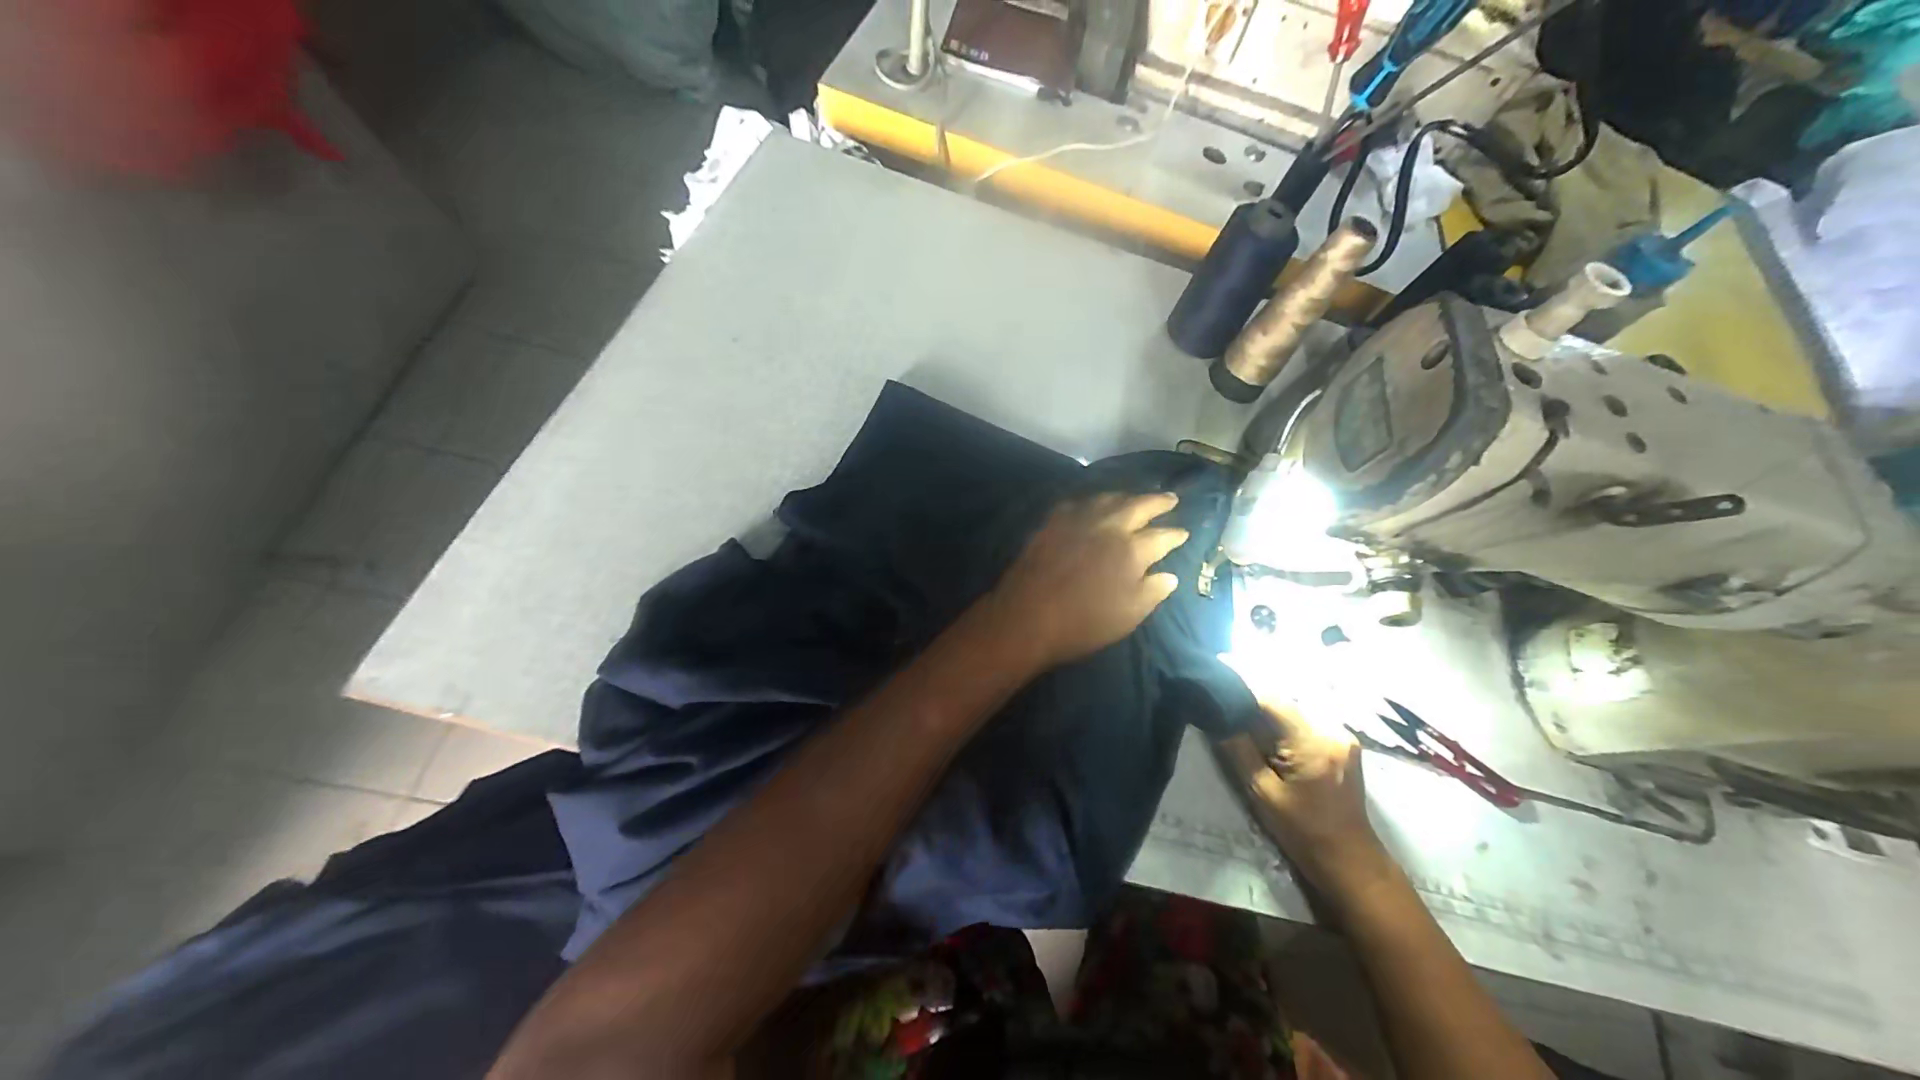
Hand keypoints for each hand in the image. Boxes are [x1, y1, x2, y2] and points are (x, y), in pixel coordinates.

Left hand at [980, 492, 1189, 671]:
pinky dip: (1094, 501)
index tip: (1184, 533)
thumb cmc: (1083, 623)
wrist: (1027, 616)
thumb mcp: (1128, 616)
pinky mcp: (1052, 521)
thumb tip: (1169, 575)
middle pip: (1138, 505)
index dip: (1176, 535)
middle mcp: (1108, 526)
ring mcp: (1078, 519)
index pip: (1163, 536)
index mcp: (1131, 550)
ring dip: (1127, 496)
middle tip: (1170, 498)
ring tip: (1136, 498)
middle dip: (1158, 501)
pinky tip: (1095, 505)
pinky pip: (1079, 502)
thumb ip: (1152, 592)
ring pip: (1109, 498)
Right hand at [1217, 700, 1385, 894]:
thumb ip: (1239, 749)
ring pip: (1296, 712)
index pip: (1272, 700)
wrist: (1349, 859)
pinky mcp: (1345, 744)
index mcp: (1313, 743)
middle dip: (1257, 709)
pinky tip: (1276, 746)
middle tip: (1233, 724)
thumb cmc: (1303, 831)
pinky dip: (1288, 728)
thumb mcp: (1262, 792)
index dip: (1243, 698)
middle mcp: (1333, 731)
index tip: (1221, 704)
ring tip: (1252, 736)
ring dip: (1272, 719)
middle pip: (1285, 703)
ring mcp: (1343, 736)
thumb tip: (1218, 718)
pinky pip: (1309, 723)